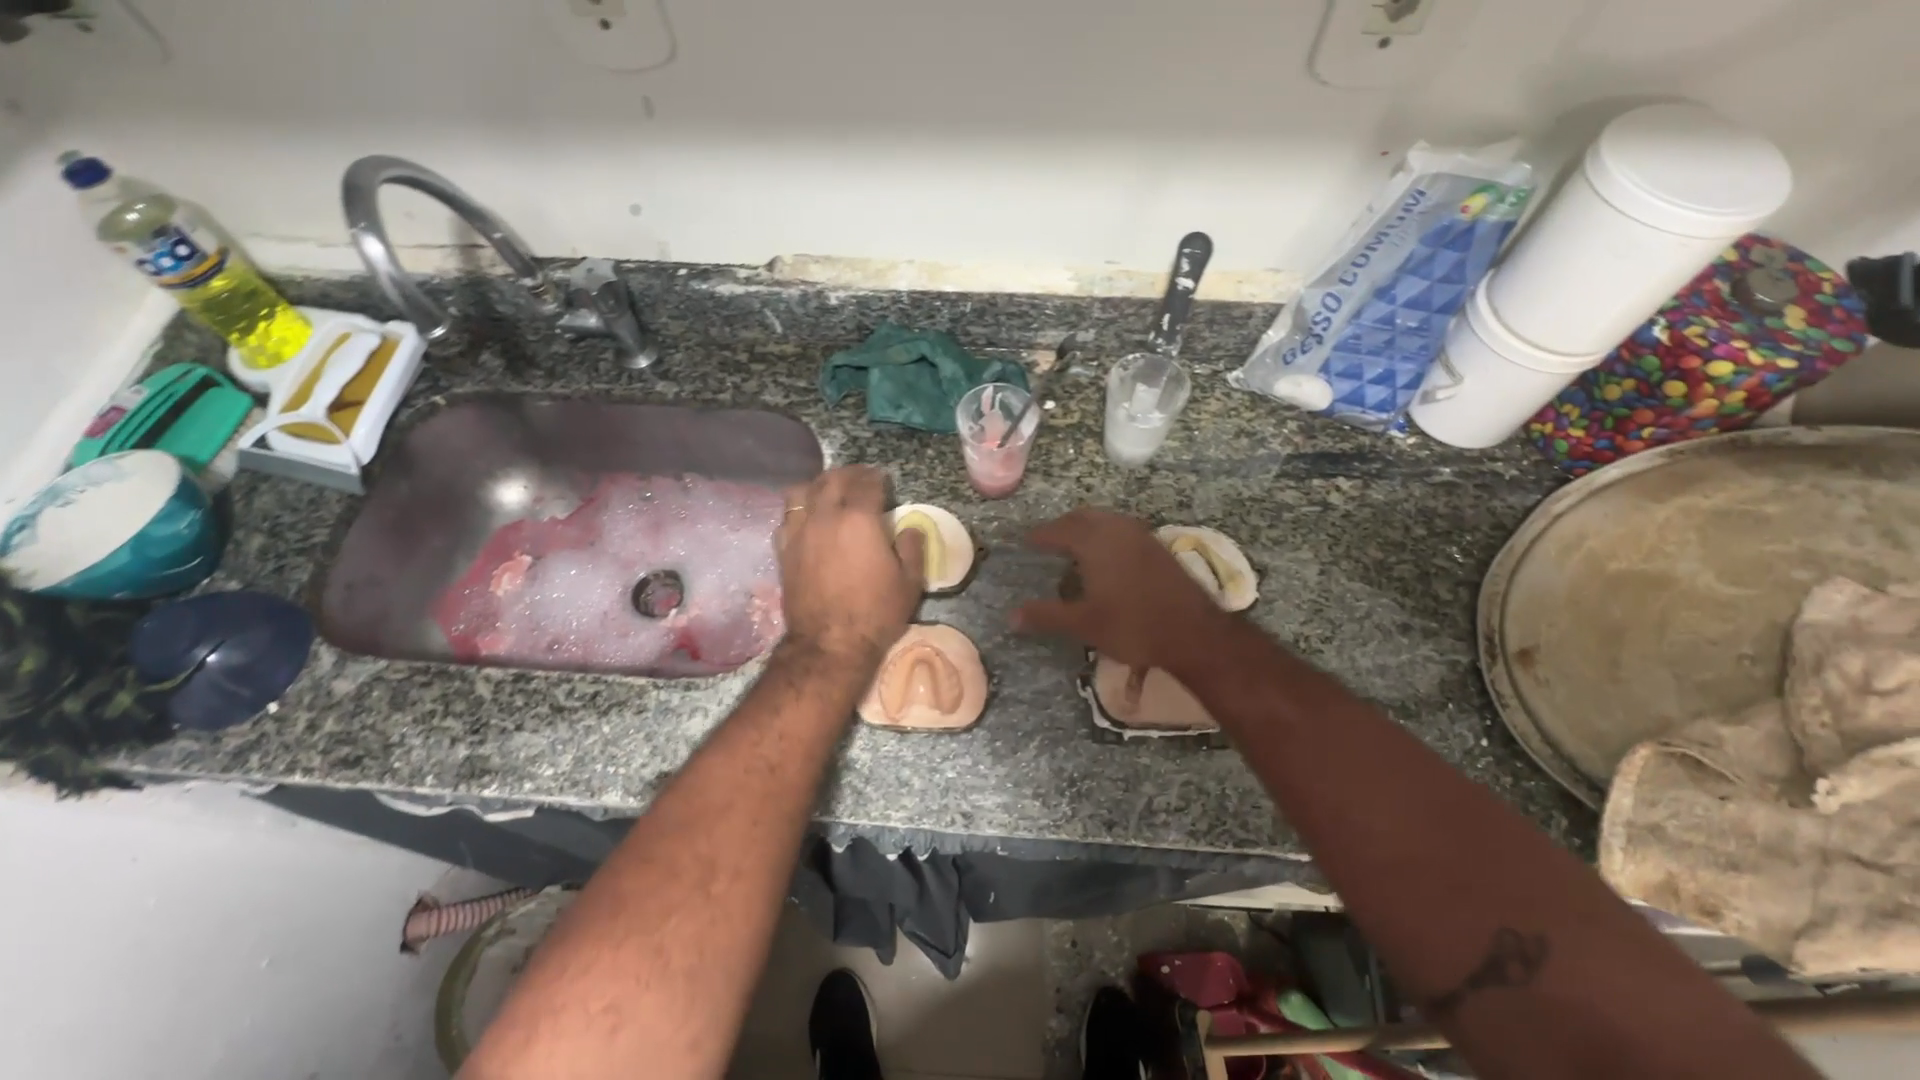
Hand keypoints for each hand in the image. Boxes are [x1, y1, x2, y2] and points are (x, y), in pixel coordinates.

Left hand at [776, 466, 924, 666]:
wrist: (829, 644)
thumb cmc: (875, 614)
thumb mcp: (909, 583)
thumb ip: (912, 548)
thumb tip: (909, 528)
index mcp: (859, 519)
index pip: (868, 483)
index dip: (878, 478)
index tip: (885, 481)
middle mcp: (825, 516)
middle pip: (832, 479)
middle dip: (849, 474)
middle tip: (861, 479)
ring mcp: (799, 532)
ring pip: (801, 492)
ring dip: (818, 485)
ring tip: (829, 492)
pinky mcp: (783, 551)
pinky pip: (786, 518)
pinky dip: (798, 511)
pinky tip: (808, 520)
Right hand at [1011, 508, 1229, 673]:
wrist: (1194, 633)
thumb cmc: (1133, 627)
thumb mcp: (1084, 624)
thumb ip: (1047, 616)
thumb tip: (1011, 615)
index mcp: (1096, 543)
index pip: (1060, 530)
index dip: (1041, 535)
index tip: (1026, 541)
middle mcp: (1118, 531)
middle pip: (1085, 517)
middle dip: (1064, 525)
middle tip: (1048, 540)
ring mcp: (1143, 538)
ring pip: (1108, 521)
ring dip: (1088, 527)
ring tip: (1075, 546)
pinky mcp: (1159, 549)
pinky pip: (1125, 531)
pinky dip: (1108, 535)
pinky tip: (1108, 558)